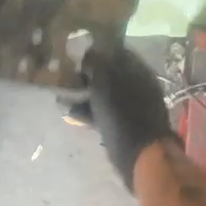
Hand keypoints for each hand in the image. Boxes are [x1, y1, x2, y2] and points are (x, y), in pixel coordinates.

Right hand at [77, 41, 177, 189]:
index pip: (115, 51)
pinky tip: (71, 112)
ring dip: (85, 93)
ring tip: (64, 96)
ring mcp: (131, 105)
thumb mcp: (104, 81)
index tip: (77, 56)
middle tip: (68, 76)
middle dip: (88, 74)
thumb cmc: (122, 113)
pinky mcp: (124, 124)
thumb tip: (88, 52)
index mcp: (137, 69)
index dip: (95, 52)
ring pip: (104, 92)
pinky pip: (103, 111)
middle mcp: (137, 84)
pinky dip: (88, 110)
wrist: (141, 154)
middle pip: (108, 72)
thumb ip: (95, 62)